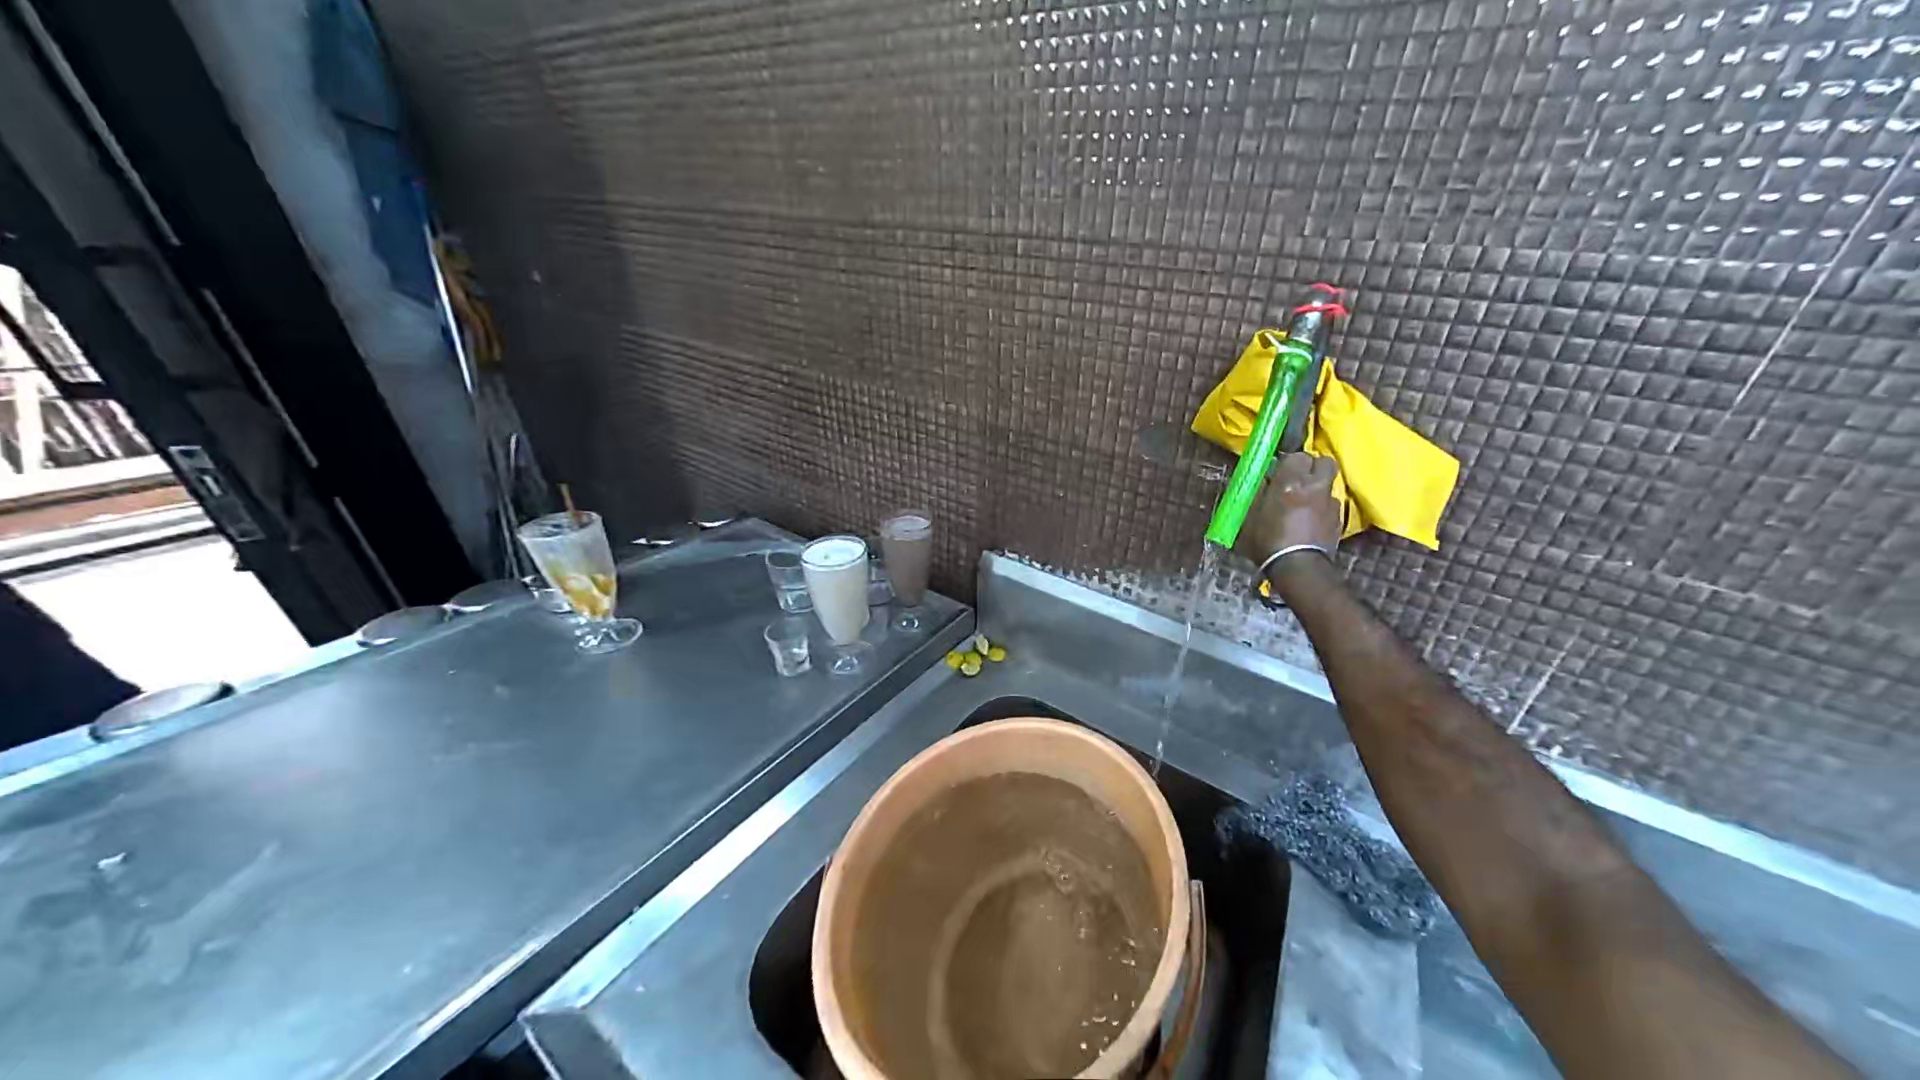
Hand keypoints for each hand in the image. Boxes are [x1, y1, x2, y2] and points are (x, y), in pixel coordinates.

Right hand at [1233, 452, 1340, 574]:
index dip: (1290, 462)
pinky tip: (1312, 521)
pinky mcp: (1339, 520)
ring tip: (1305, 503)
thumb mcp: (1250, 516)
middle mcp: (1315, 487)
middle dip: (1313, 467)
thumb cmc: (1268, 540)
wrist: (1298, 568)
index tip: (1280, 472)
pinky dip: (1324, 508)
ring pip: (1329, 485)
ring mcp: (1330, 503)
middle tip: (1299, 479)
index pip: (1298, 456)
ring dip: (1319, 489)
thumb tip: (1265, 479)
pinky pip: (1333, 505)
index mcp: (1291, 482)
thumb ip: (1259, 493)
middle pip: (1324, 462)